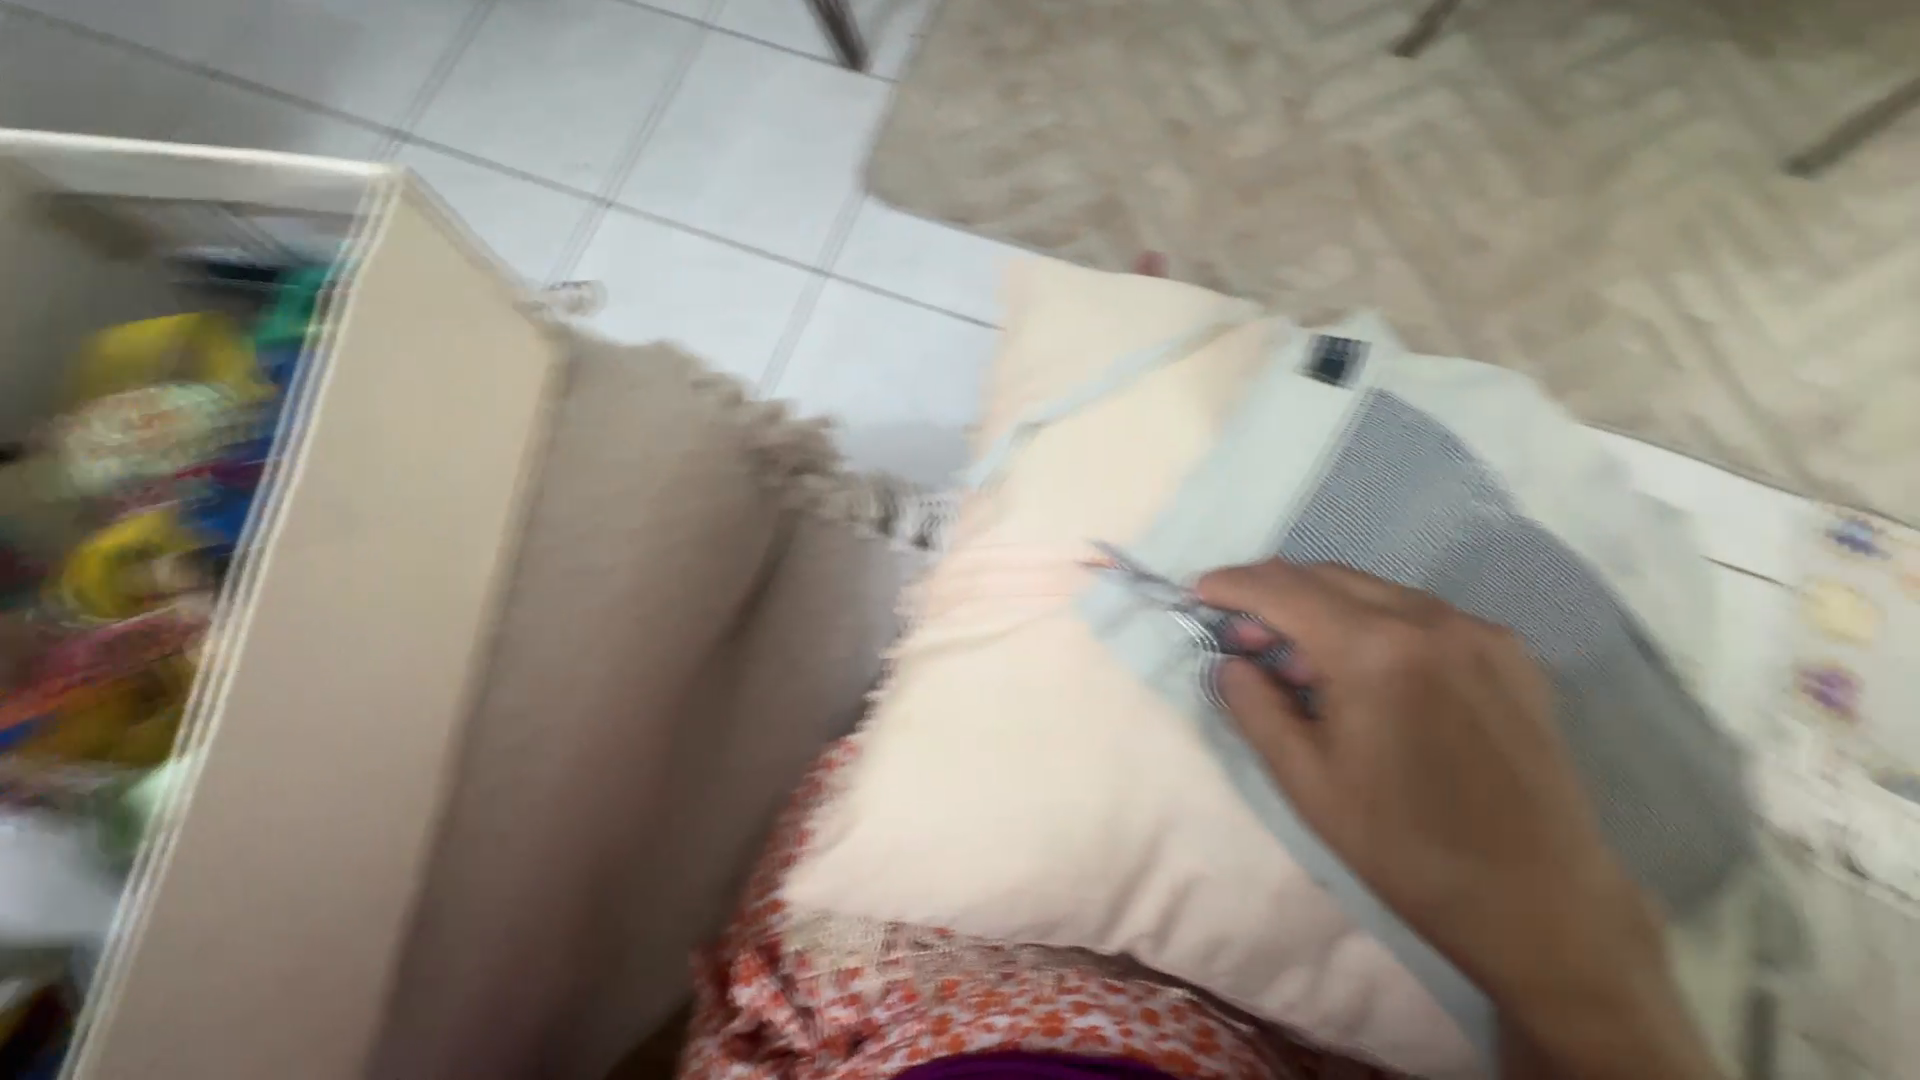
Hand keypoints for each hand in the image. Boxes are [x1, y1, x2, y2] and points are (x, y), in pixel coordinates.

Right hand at [1196, 560, 1718, 1079]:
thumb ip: (1254, 706)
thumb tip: (1231, 661)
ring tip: (1300, 658)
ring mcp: (1479, 632)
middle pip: (1328, 576)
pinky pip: (1422, 614)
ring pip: (1376, 590)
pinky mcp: (1512, 654)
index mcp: (1374, 649)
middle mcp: (1430, 620)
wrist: (1540, 901)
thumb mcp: (1305, 780)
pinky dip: (1375, 623)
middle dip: (1274, 592)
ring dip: (1323, 606)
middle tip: (1242, 633)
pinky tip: (1366, 670)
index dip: (1232, 583)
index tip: (1199, 592)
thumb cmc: (1404, 847)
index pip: (1283, 588)